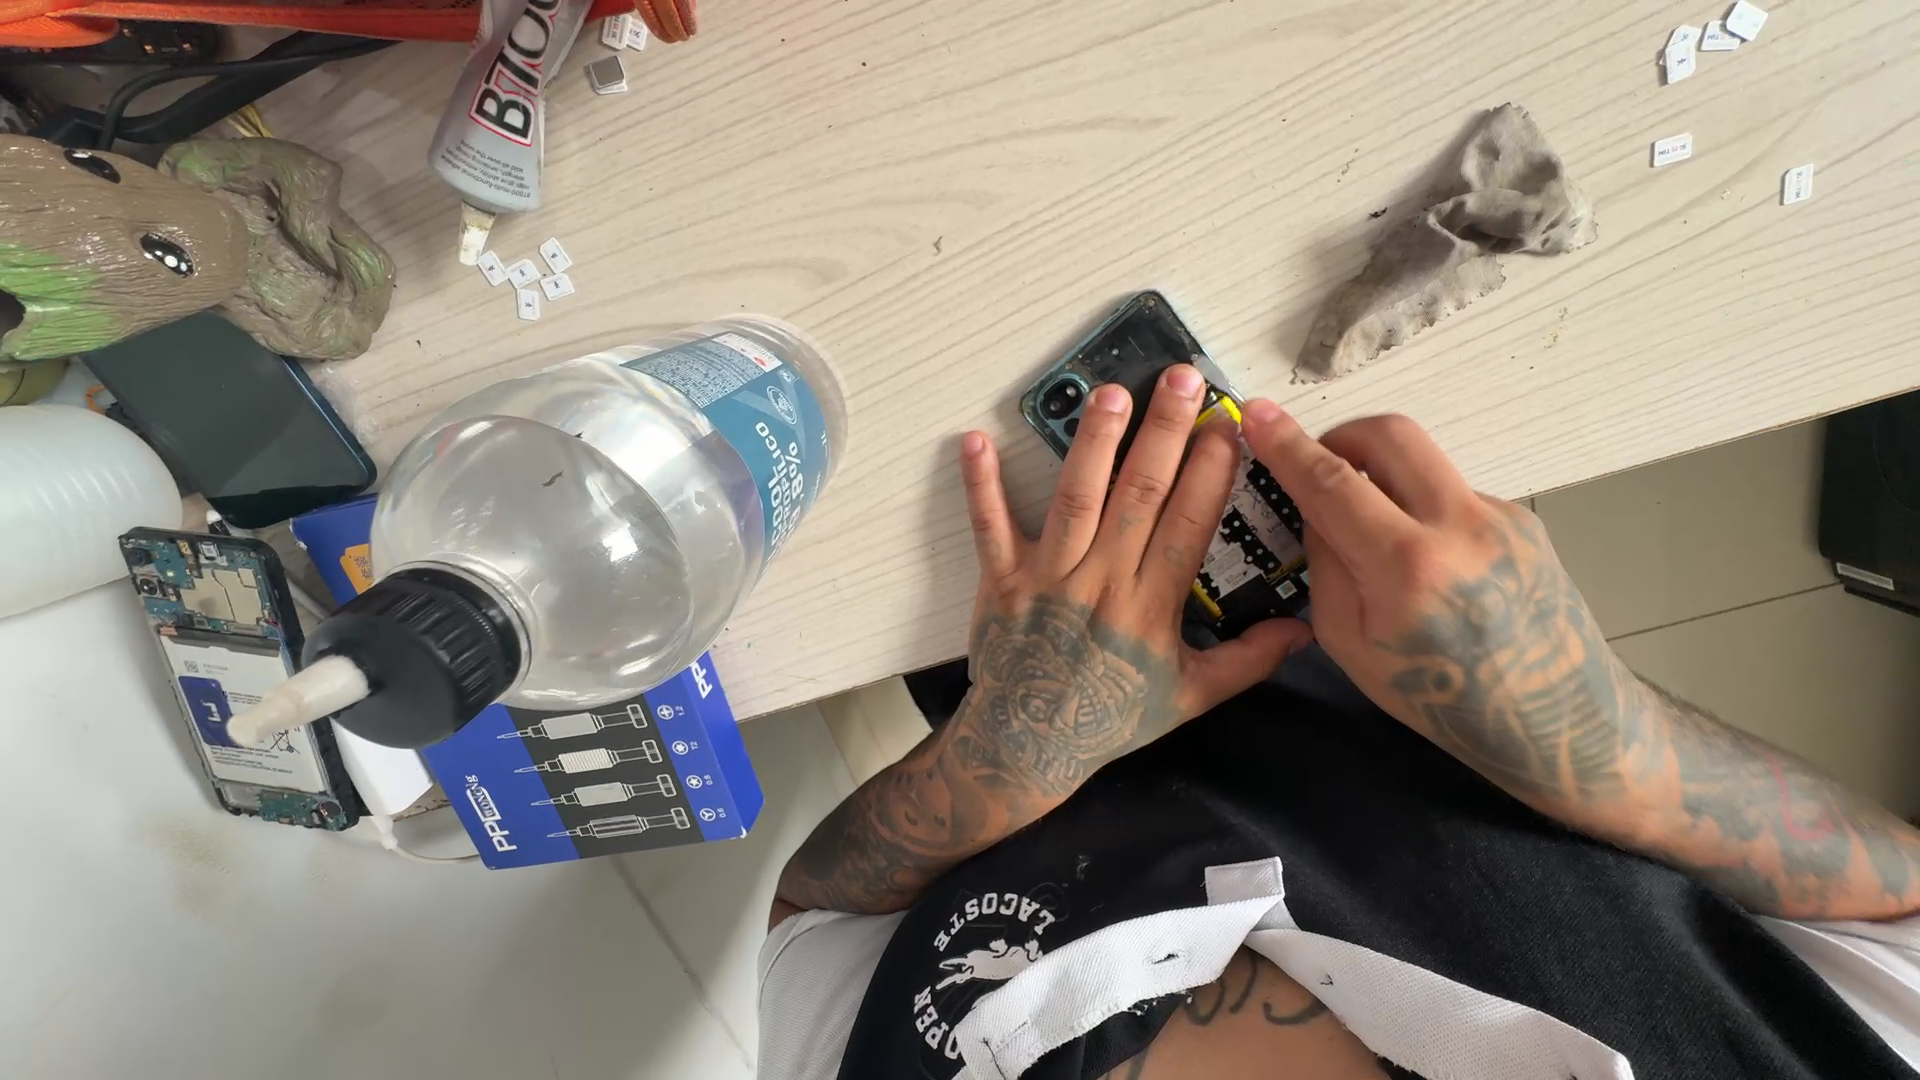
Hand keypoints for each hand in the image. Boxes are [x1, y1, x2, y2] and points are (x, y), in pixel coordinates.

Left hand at [956, 366, 1313, 798]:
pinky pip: (989, 526)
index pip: (1188, 528)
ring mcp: (1047, 577)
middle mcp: (1101, 582)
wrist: (1029, 743)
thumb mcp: (1190, 699)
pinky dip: (981, 485)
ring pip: (1075, 500)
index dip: (1210, 474)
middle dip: (1164, 434)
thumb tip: (1304, 629)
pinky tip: (974, 440)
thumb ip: (1248, 662)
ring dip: (1093, 445)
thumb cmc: (1111, 719)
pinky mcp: (1001, 579)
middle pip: (1138, 498)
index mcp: (1150, 607)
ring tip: (1110, 394)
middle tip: (1182, 379)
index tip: (1227, 427)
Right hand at [1237, 402, 1630, 802]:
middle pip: (1390, 434)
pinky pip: (1447, 493)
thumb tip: (1317, 510)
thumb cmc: (1436, 696)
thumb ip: (1327, 566)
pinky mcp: (1523, 519)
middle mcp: (1460, 525)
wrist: (1562, 721)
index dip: (1285, 444)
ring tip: (1372, 534)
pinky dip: (1415, 509)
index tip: (1255, 413)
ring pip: (1421, 463)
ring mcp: (1500, 516)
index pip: (1331, 483)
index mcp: (1406, 567)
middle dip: (1340, 434)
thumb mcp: (1349, 643)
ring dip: (1378, 476)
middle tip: (1316, 465)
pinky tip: (1423, 564)